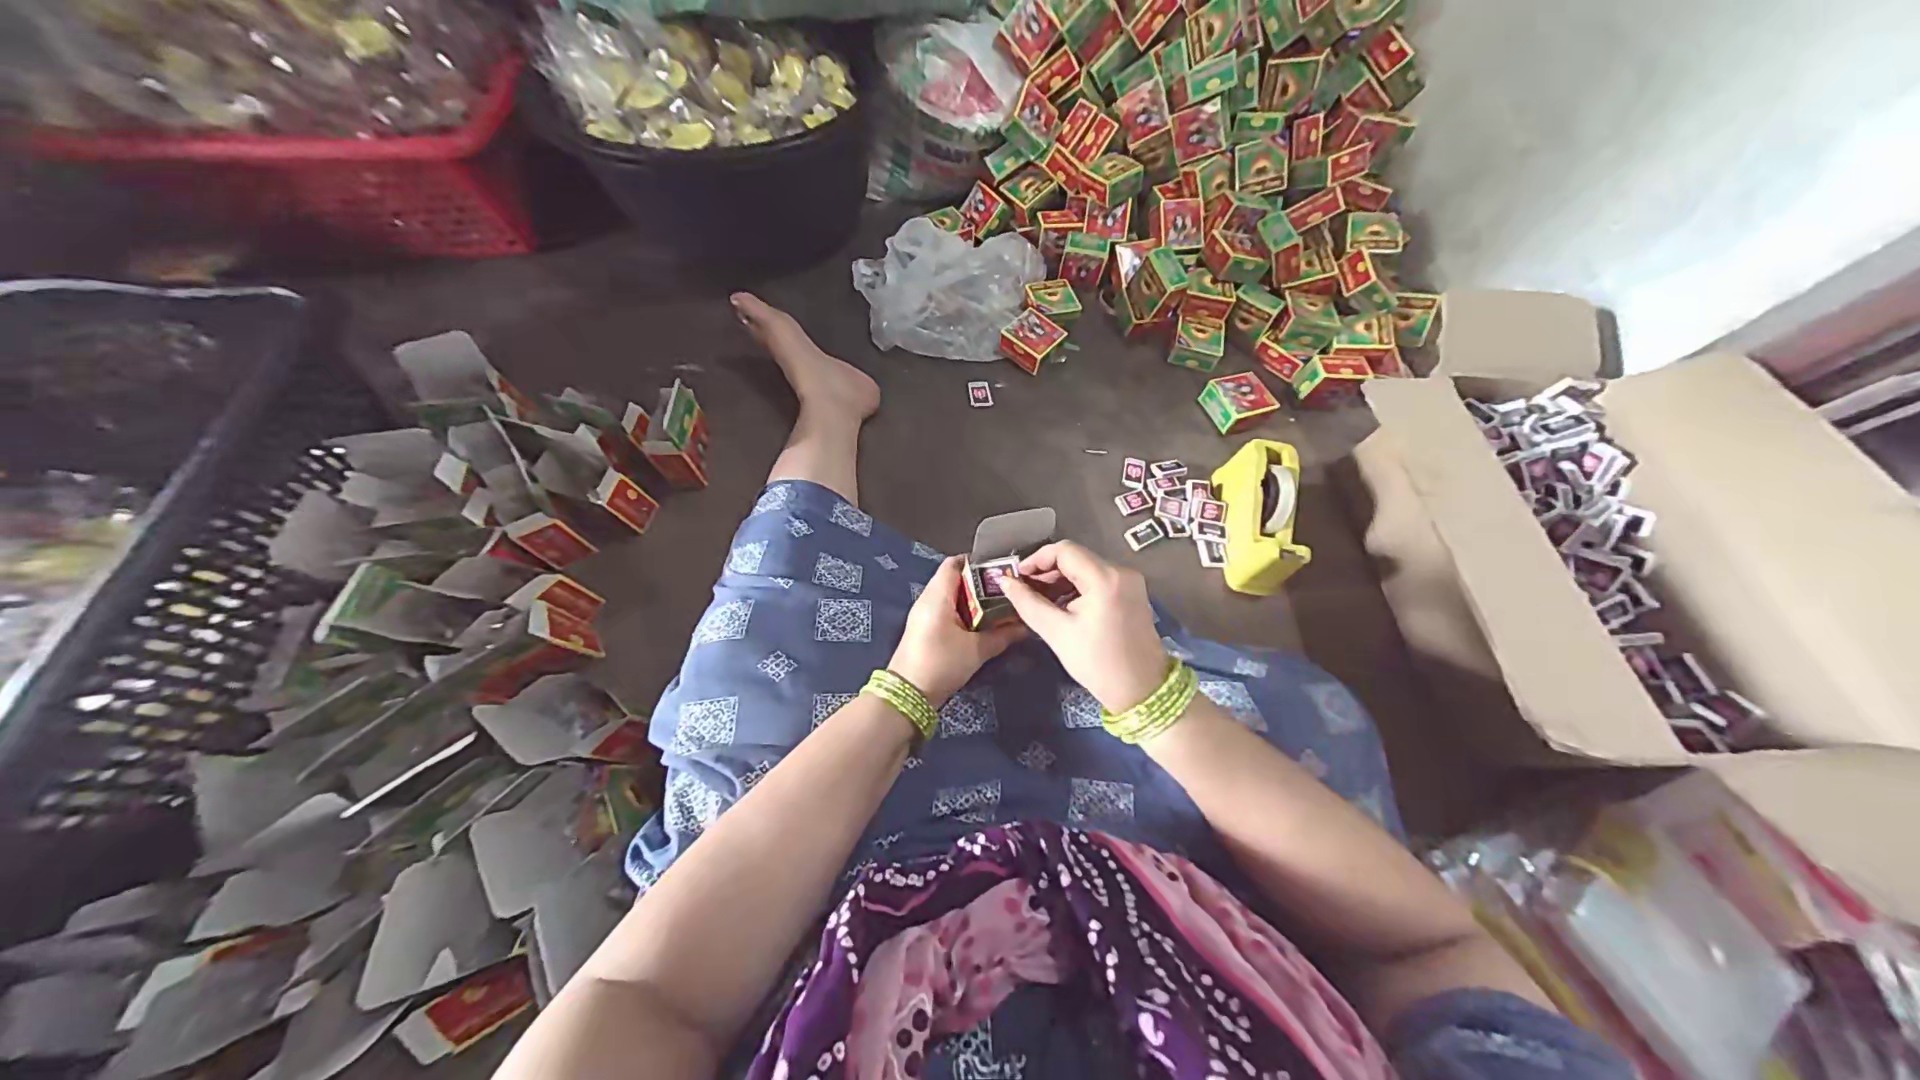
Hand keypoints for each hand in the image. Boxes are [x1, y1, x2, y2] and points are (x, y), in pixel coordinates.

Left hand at [888, 557, 1025, 709]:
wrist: (909, 694)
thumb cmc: (942, 664)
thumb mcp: (977, 650)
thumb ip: (1003, 635)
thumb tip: (1027, 626)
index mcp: (937, 596)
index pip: (954, 563)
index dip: (977, 562)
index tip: (1001, 570)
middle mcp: (927, 599)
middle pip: (954, 578)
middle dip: (980, 583)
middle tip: (1006, 590)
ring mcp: (923, 614)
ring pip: (950, 595)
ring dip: (972, 599)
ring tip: (998, 606)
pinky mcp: (923, 628)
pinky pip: (945, 609)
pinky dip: (962, 611)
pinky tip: (981, 623)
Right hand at [998, 541, 1169, 712]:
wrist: (1142, 690)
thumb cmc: (1098, 663)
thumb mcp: (1057, 632)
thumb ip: (1028, 603)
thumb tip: (1006, 582)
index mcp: (1105, 578)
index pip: (1064, 550)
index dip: (1036, 560)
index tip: (1018, 577)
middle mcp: (1121, 572)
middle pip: (1076, 557)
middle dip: (1047, 571)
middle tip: (1024, 590)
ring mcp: (1130, 581)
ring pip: (1086, 567)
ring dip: (1061, 579)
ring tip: (1040, 599)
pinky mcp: (1132, 592)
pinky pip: (1098, 579)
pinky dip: (1078, 587)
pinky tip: (1062, 604)